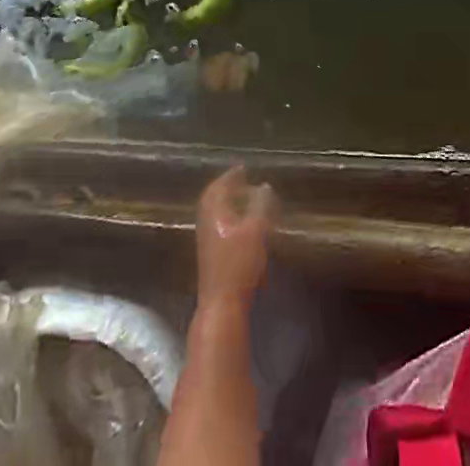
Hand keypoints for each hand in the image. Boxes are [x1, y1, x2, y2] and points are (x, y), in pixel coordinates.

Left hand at [196, 167, 275, 307]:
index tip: (243, 168)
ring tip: (244, 199)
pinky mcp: (210, 252)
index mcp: (213, 211)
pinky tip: (241, 224)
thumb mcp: (256, 231)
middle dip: (227, 187)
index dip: (231, 175)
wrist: (221, 302)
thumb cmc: (238, 263)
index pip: (219, 186)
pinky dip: (228, 215)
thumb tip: (264, 186)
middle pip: (213, 197)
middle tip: (242, 181)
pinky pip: (217, 223)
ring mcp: (205, 238)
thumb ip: (260, 205)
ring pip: (214, 211)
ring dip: (227, 202)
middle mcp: (206, 221)